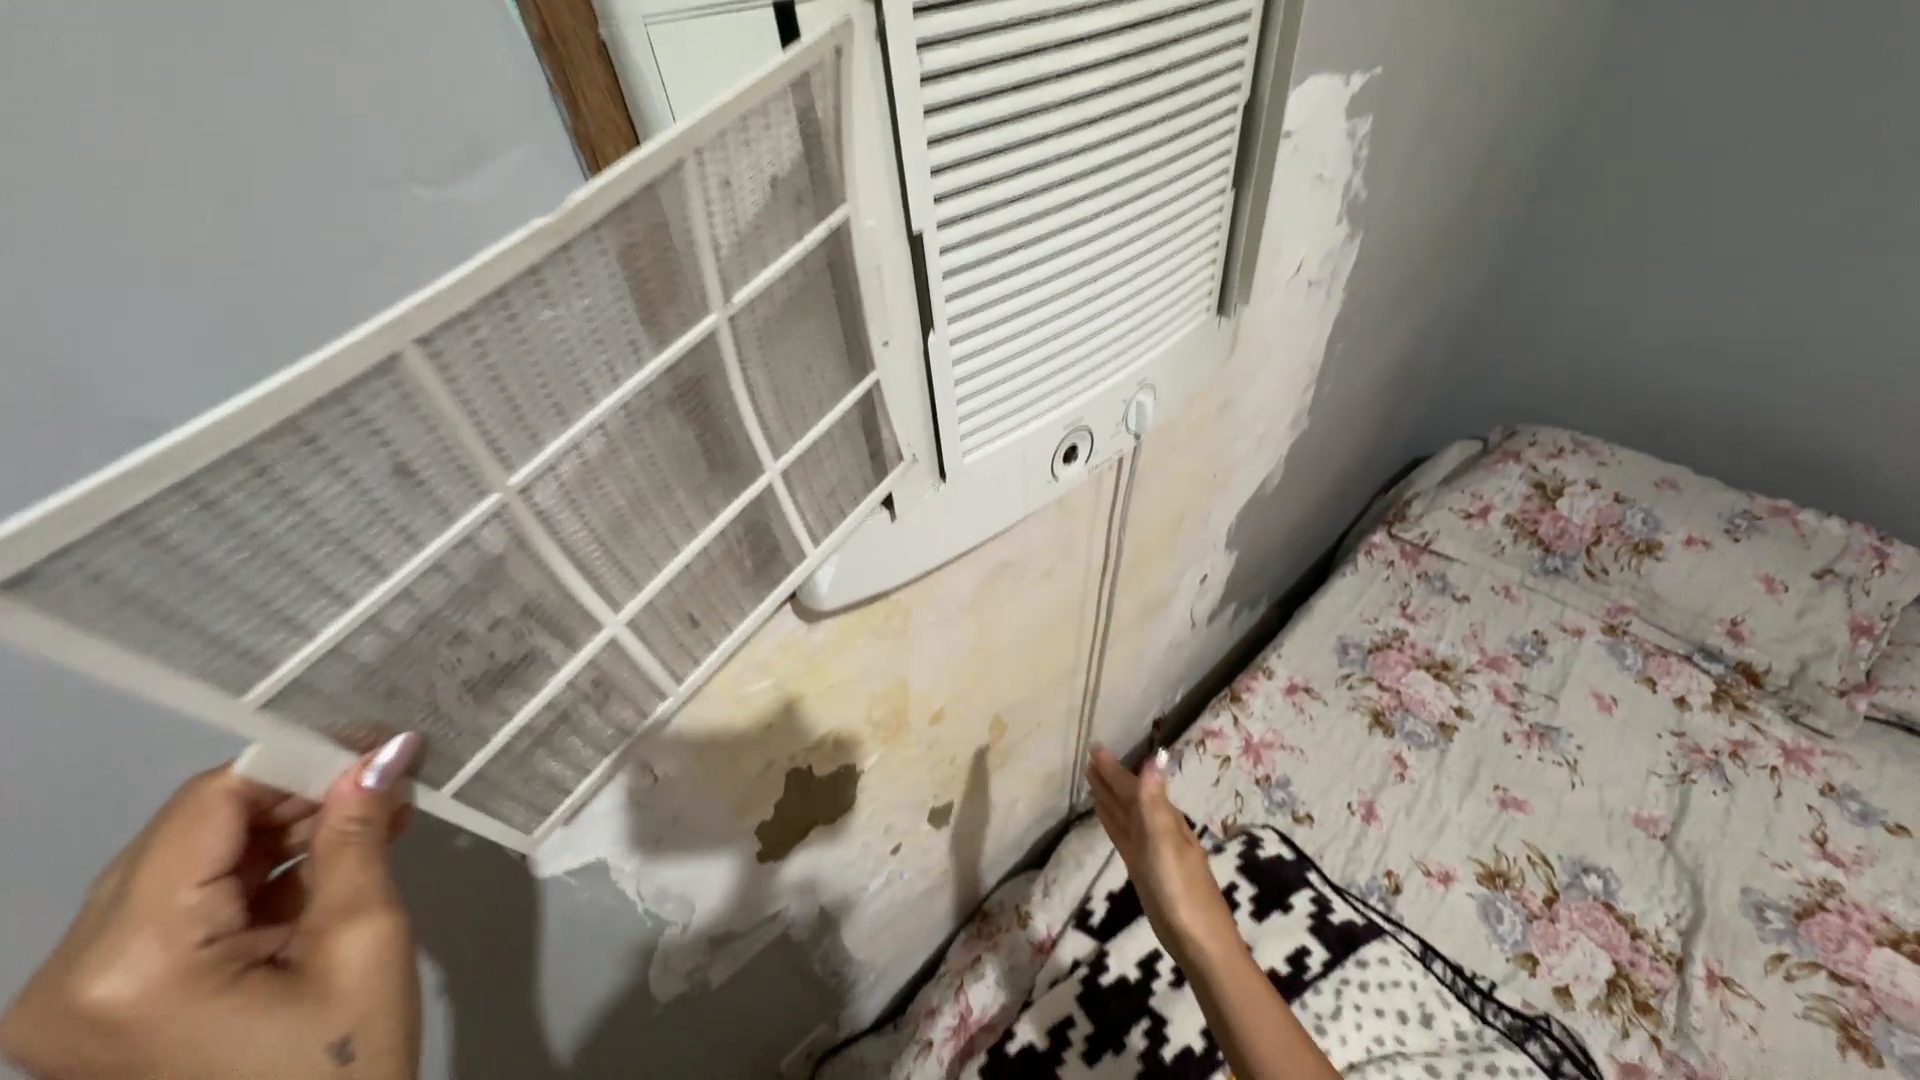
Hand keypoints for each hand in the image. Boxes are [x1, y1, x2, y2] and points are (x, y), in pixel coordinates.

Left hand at [2, 734, 425, 1079]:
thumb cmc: (343, 1063)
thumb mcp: (364, 939)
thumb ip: (356, 836)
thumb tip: (386, 750)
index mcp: (130, 961)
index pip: (205, 808)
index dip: (295, 765)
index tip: (376, 750)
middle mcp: (66, 973)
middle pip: (189, 833)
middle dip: (294, 801)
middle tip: (384, 789)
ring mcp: (71, 995)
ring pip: (184, 865)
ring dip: (279, 837)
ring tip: (370, 824)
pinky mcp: (96, 1005)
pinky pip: (176, 909)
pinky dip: (252, 881)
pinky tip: (327, 866)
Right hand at [1087, 747, 1341, 1079]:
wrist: (1198, 941)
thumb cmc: (1179, 890)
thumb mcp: (1164, 840)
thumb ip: (1154, 799)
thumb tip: (1158, 753)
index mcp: (1165, 819)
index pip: (1136, 786)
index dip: (1115, 769)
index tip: (1094, 748)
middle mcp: (1159, 829)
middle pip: (1132, 797)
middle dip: (1112, 778)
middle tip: (1090, 759)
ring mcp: (1152, 851)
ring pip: (1127, 815)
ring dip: (1111, 798)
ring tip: (1092, 781)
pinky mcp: (1145, 870)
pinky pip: (1125, 836)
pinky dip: (1115, 822)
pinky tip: (1106, 817)